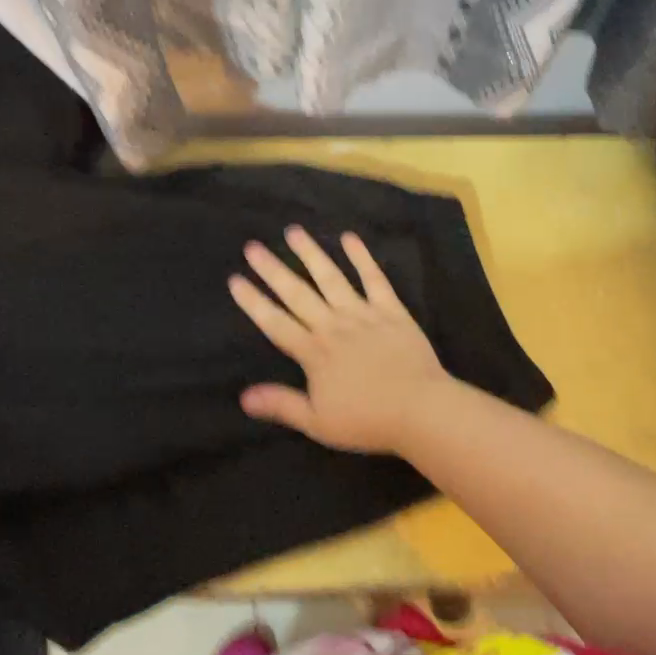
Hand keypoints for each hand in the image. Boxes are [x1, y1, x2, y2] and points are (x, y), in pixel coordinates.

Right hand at [229, 226, 456, 453]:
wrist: (420, 409)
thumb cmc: (367, 420)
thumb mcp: (318, 422)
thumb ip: (282, 404)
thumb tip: (243, 396)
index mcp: (314, 353)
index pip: (276, 323)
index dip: (254, 302)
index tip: (235, 279)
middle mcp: (333, 326)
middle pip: (298, 293)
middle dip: (273, 270)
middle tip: (253, 247)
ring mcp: (363, 314)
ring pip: (331, 278)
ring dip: (311, 254)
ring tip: (294, 231)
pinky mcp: (391, 310)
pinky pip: (374, 279)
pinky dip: (361, 258)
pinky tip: (349, 238)